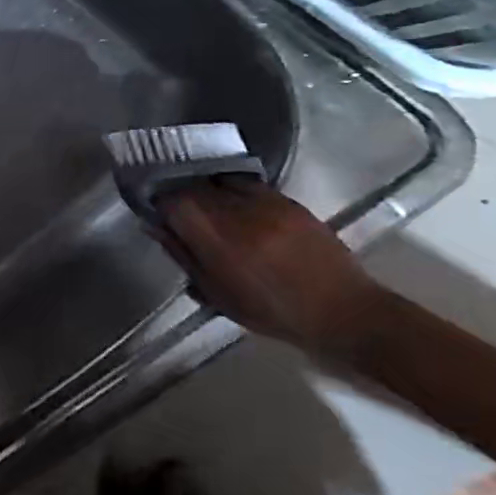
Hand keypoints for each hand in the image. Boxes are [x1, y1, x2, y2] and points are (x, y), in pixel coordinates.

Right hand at [160, 176, 385, 356]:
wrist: (342, 311)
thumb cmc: (275, 312)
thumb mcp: (220, 296)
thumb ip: (183, 257)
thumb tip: (153, 226)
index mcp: (217, 242)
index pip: (173, 202)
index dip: (161, 205)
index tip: (162, 216)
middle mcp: (236, 214)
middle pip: (193, 187)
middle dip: (183, 197)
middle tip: (185, 215)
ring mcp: (262, 202)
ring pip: (217, 182)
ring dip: (207, 192)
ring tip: (212, 210)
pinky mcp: (284, 198)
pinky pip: (245, 183)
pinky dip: (233, 190)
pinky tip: (237, 205)